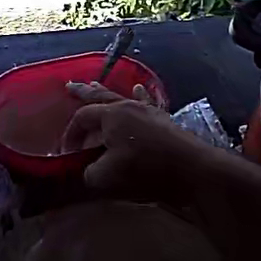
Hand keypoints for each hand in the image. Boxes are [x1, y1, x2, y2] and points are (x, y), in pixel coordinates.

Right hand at [61, 93, 239, 202]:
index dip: (70, 133)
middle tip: (70, 86)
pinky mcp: (163, 120)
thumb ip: (90, 172)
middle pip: (100, 96)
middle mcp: (128, 107)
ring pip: (121, 97)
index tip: (66, 151)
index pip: (82, 118)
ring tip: (95, 84)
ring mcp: (148, 111)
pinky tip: (138, 89)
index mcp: (111, 115)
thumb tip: (89, 170)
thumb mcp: (107, 176)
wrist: (193, 170)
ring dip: (106, 92)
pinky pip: (147, 102)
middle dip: (83, 93)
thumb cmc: (147, 169)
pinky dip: (139, 96)